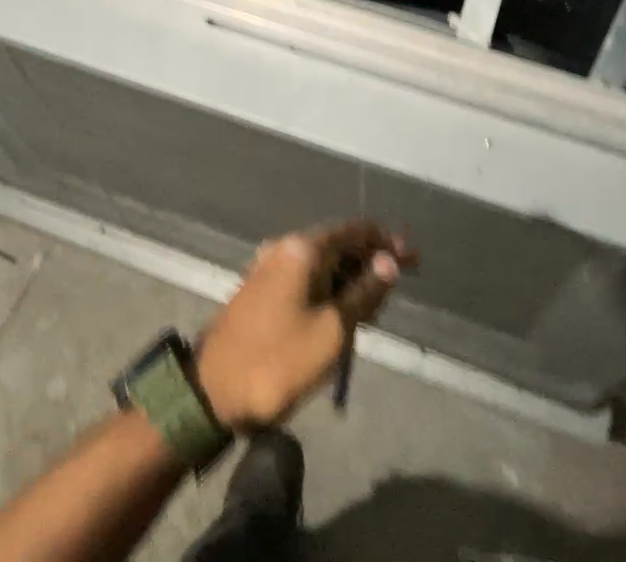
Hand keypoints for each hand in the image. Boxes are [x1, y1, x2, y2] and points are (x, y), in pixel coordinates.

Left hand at [194, 220, 417, 430]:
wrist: (212, 394)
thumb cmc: (279, 360)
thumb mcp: (334, 329)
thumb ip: (365, 292)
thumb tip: (389, 262)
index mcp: (302, 250)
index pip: (356, 231)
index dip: (388, 243)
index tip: (414, 262)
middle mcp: (283, 250)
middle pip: (339, 247)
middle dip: (369, 267)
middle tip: (390, 299)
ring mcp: (268, 271)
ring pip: (322, 267)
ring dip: (349, 284)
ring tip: (368, 317)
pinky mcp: (260, 293)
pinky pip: (304, 282)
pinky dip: (327, 294)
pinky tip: (340, 319)